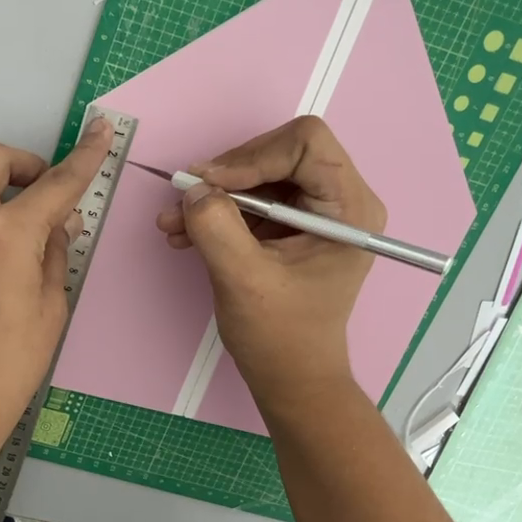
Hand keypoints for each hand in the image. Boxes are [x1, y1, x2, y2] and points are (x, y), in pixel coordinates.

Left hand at [0, 118, 113, 465]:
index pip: (54, 183)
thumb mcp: (50, 311)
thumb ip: (54, 254)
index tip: (99, 132)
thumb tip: (58, 223)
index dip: (83, 157)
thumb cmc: (5, 371)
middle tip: (45, 193)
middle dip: (24, 164)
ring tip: (20, 245)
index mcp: (3, 235)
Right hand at [155, 116, 386, 401]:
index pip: (305, 144)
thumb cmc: (281, 337)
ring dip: (212, 196)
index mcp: (349, 207)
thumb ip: (217, 228)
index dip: (253, 156)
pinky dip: (214, 212)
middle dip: (227, 175)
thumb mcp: (244, 280)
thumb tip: (193, 191)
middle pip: (278, 152)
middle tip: (186, 198)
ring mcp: (312, 212)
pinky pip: (248, 201)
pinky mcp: (287, 226)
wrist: (289, 377)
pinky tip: (183, 233)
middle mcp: (337, 200)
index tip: (210, 185)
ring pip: (256, 175)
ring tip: (173, 223)